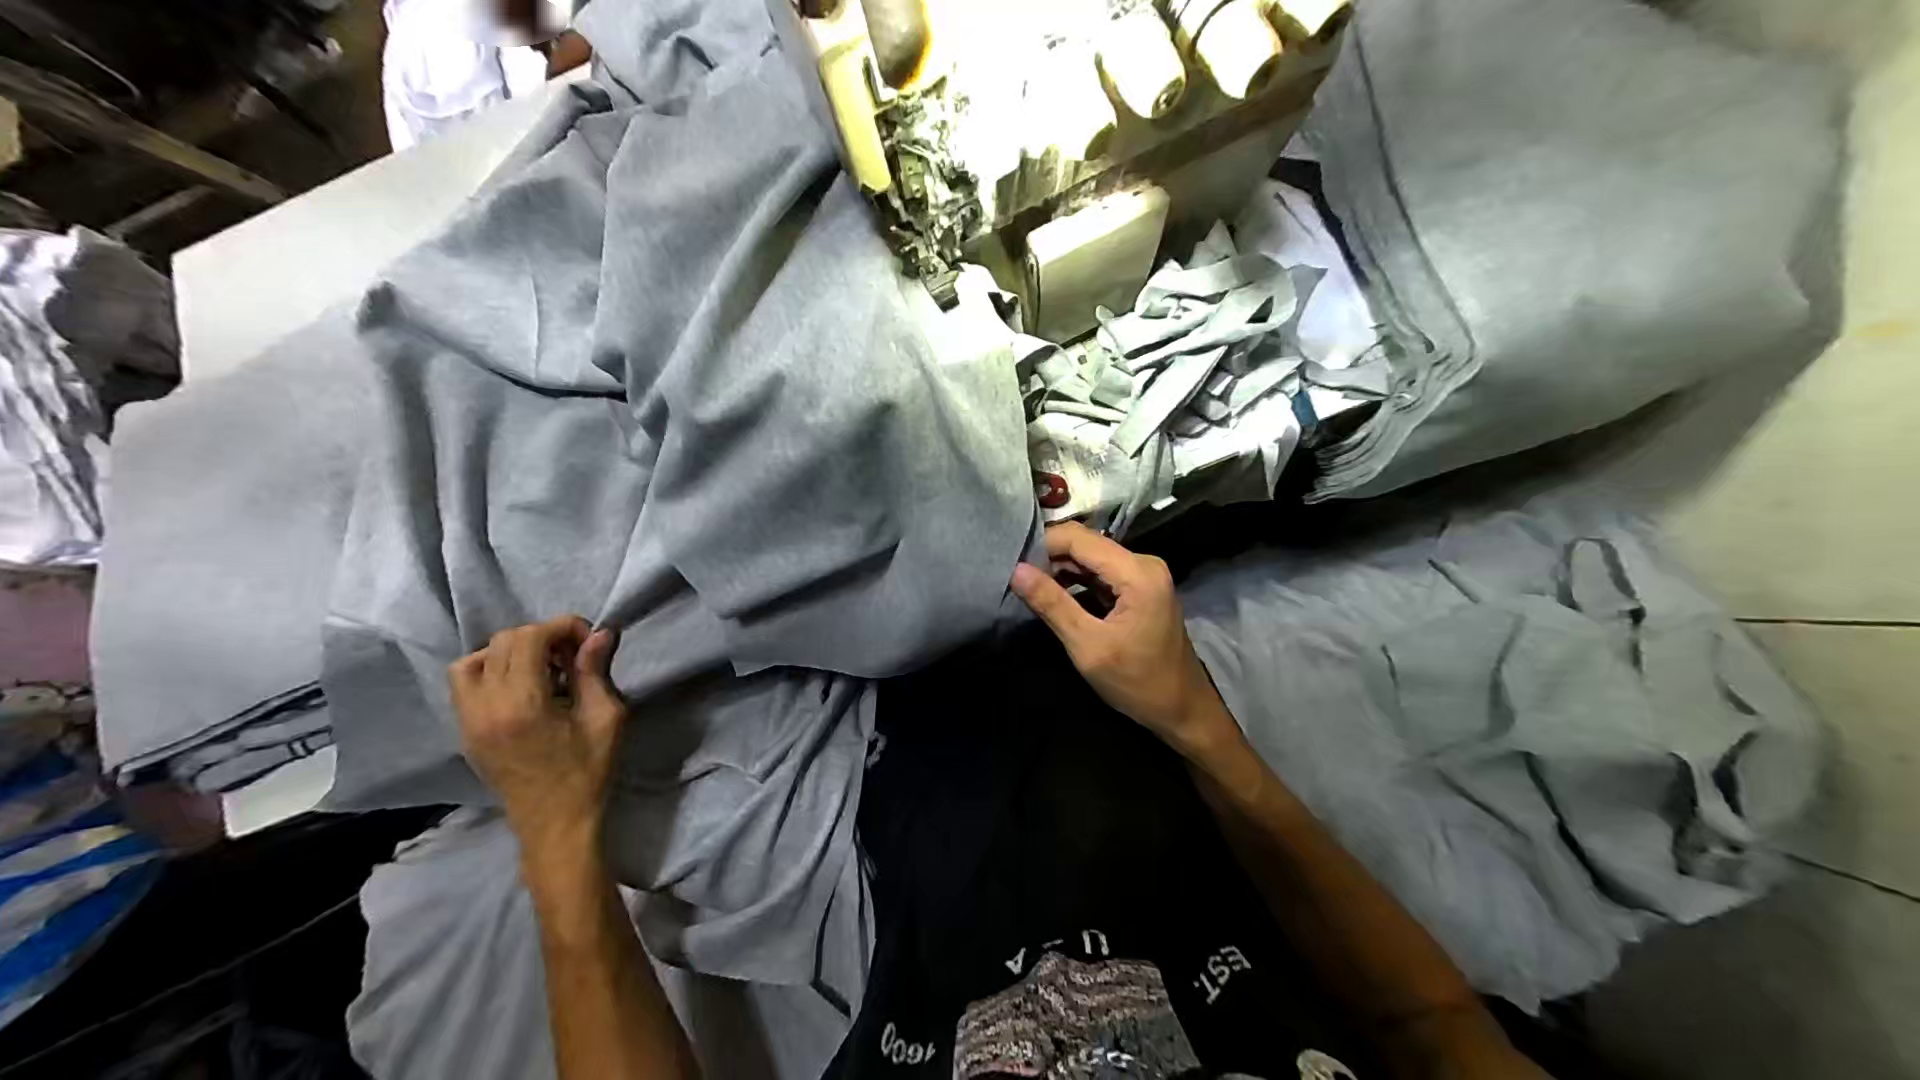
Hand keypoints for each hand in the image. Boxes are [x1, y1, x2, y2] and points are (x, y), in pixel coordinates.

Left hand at [448, 616, 627, 857]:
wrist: (554, 824)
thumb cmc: (588, 771)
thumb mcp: (607, 719)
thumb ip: (596, 672)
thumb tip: (599, 633)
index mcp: (522, 705)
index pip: (530, 638)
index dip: (563, 627)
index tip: (589, 641)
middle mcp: (485, 708)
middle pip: (503, 642)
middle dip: (542, 636)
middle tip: (571, 655)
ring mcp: (468, 721)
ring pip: (475, 659)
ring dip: (511, 652)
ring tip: (543, 668)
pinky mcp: (465, 732)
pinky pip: (464, 684)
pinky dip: (491, 671)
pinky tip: (523, 687)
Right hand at [1010, 522, 1238, 759]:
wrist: (1182, 709)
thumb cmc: (1137, 682)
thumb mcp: (1088, 646)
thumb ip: (1051, 604)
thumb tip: (1015, 570)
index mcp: (1137, 572)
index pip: (1079, 538)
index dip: (1042, 545)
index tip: (1011, 563)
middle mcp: (1144, 562)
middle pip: (1086, 544)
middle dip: (1049, 556)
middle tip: (1016, 576)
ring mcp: (1144, 574)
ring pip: (1091, 557)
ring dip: (1060, 568)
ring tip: (1029, 584)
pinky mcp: (1140, 586)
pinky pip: (1101, 572)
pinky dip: (1076, 579)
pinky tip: (1053, 592)